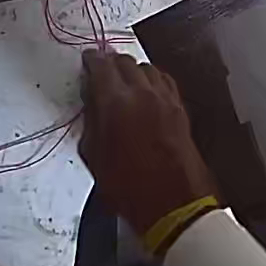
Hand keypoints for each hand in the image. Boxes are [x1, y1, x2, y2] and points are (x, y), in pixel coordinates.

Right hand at [79, 49, 218, 234]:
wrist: (174, 205)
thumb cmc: (128, 187)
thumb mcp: (95, 156)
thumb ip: (91, 120)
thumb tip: (92, 100)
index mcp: (115, 102)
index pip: (100, 66)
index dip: (90, 60)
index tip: (86, 61)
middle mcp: (141, 92)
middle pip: (124, 61)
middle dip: (110, 63)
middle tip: (102, 72)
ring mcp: (164, 98)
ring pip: (145, 67)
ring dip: (132, 69)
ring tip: (124, 80)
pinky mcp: (179, 107)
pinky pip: (163, 80)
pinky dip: (151, 78)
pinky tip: (147, 88)